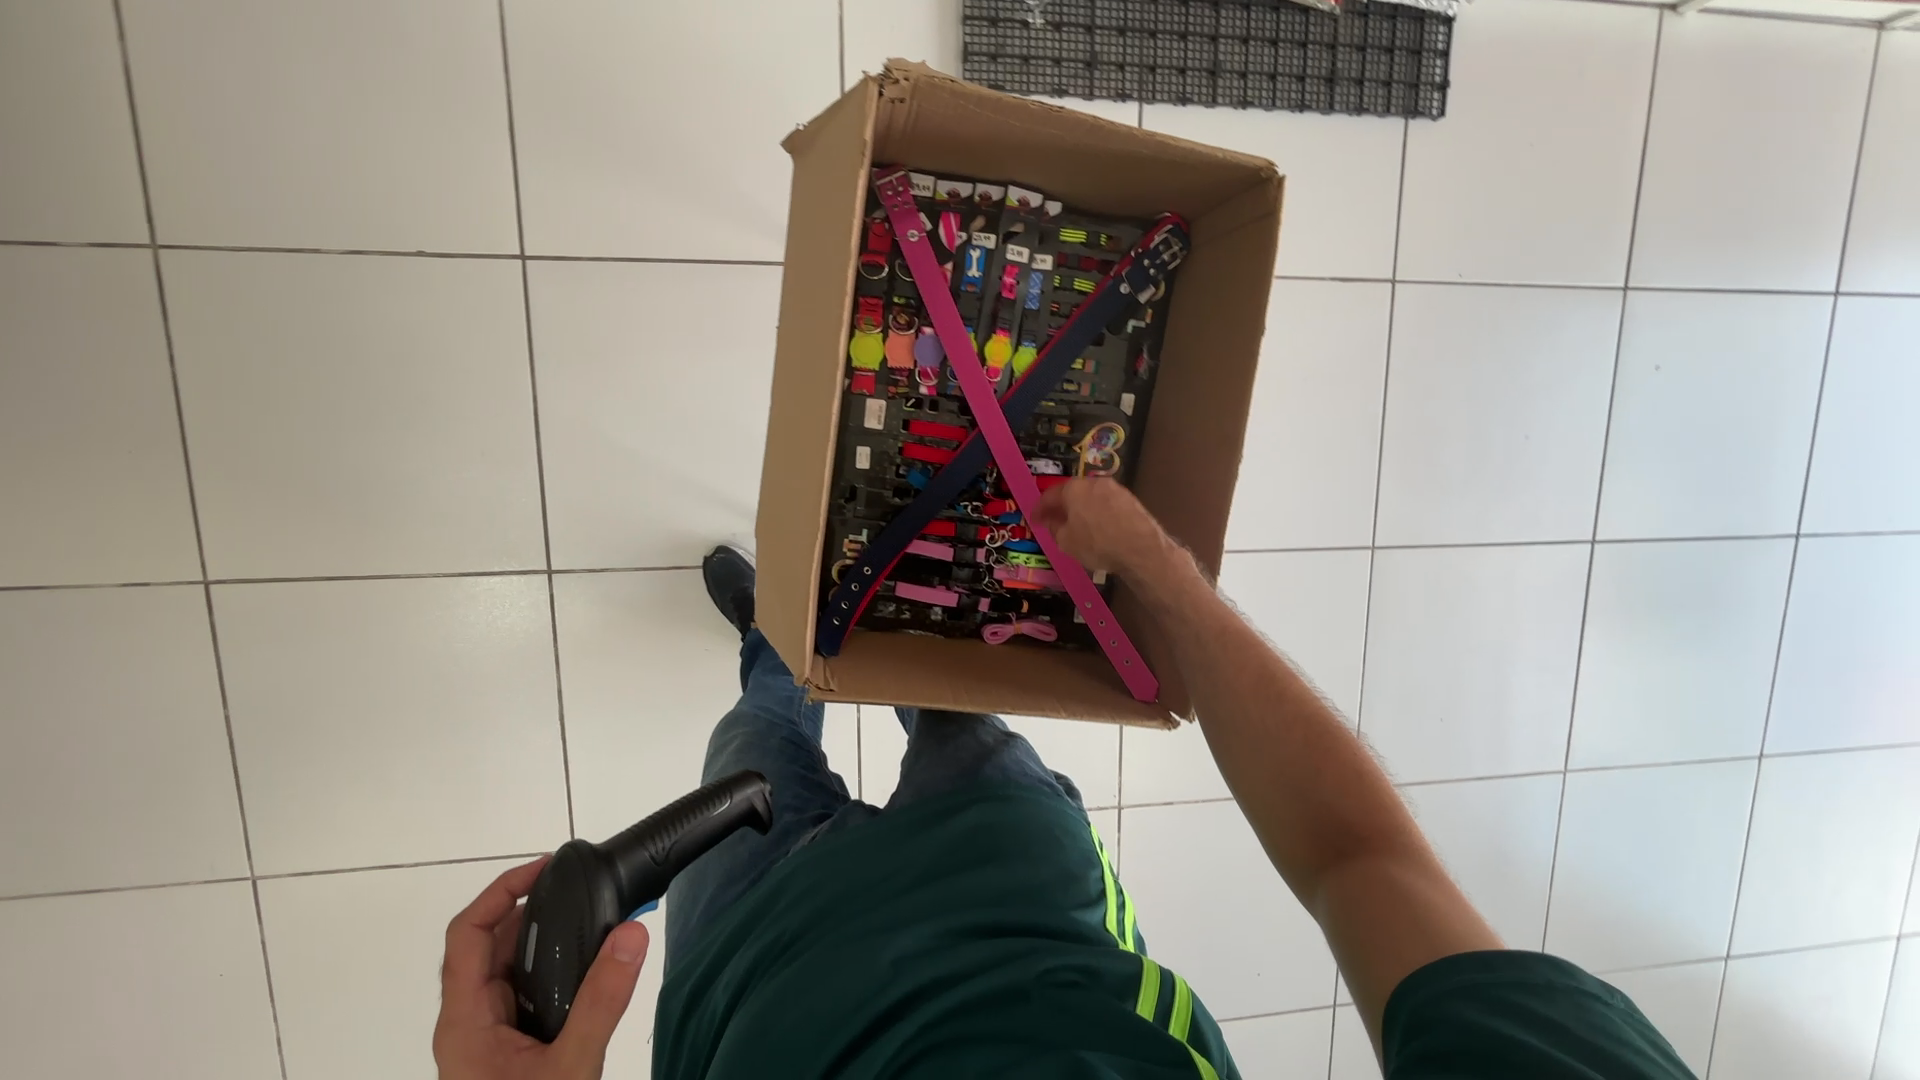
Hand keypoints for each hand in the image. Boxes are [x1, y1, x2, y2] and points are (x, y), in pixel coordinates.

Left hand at [433, 857, 650, 1079]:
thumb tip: (633, 931)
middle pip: (488, 945)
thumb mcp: (570, 1069)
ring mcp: (485, 1039)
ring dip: (545, 940)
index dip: (500, 890)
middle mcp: (468, 1023)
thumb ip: (602, 1001)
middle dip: (535, 910)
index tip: (548, 868)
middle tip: (586, 891)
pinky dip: (553, 968)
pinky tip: (588, 970)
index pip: (466, 935)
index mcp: (466, 1021)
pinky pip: (523, 994)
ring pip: (507, 970)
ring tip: (594, 920)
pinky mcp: (506, 1052)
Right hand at [1033, 477, 1178, 576]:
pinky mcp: (1129, 499)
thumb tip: (1053, 522)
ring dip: (1081, 509)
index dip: (1039, 509)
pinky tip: (1098, 528)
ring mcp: (1114, 489)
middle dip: (1061, 507)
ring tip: (1077, 526)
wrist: (1141, 548)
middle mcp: (1093, 482)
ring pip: (1090, 497)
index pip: (1049, 496)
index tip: (1034, 520)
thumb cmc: (1097, 544)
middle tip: (1054, 521)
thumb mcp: (1066, 542)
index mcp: (1073, 489)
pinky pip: (1106, 504)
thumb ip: (1054, 528)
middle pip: (1071, 493)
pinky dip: (1098, 513)